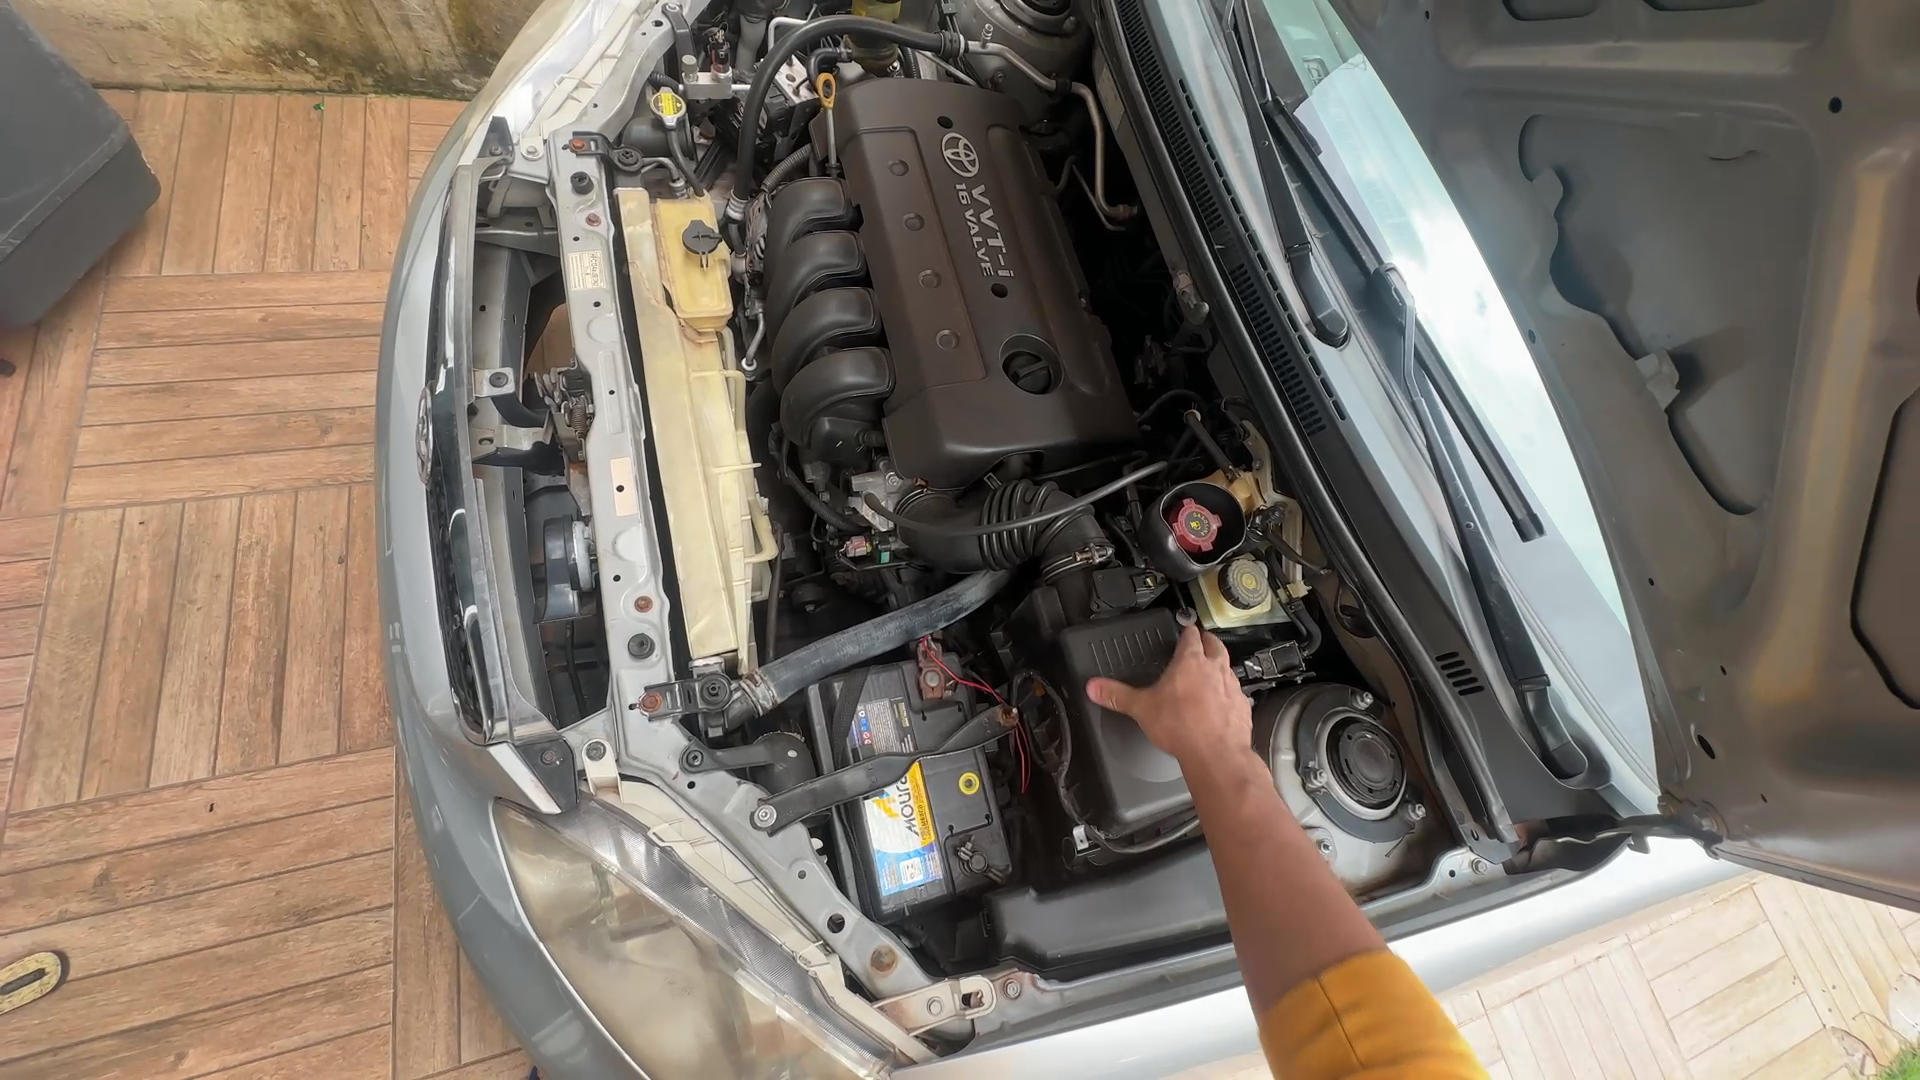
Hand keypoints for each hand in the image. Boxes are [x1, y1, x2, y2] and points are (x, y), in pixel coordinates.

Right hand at [1087, 624, 1252, 769]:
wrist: (1216, 754)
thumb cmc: (1181, 726)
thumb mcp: (1141, 708)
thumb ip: (1117, 695)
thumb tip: (1094, 686)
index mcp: (1190, 662)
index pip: (1191, 636)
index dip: (1187, 631)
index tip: (1186, 629)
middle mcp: (1215, 669)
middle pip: (1215, 645)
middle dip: (1208, 641)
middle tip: (1202, 640)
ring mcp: (1232, 687)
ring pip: (1228, 667)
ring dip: (1220, 666)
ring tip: (1211, 671)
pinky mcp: (1243, 706)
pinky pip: (1237, 693)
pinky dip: (1230, 693)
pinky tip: (1222, 702)